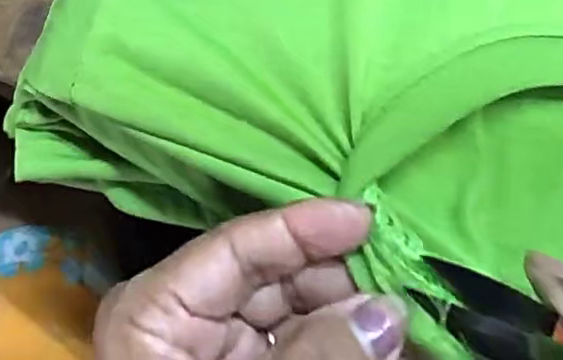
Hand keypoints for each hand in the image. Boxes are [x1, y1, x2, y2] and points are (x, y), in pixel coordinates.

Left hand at [95, 199, 407, 359]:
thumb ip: (316, 359)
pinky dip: (340, 348)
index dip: (303, 227)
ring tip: (403, 315)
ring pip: (290, 312)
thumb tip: (387, 311)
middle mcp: (185, 319)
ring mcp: (214, 351)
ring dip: (347, 314)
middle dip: (336, 278)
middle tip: (400, 277)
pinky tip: (381, 344)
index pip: (238, 246)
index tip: (363, 217)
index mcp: (159, 308)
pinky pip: (296, 348)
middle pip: (270, 277)